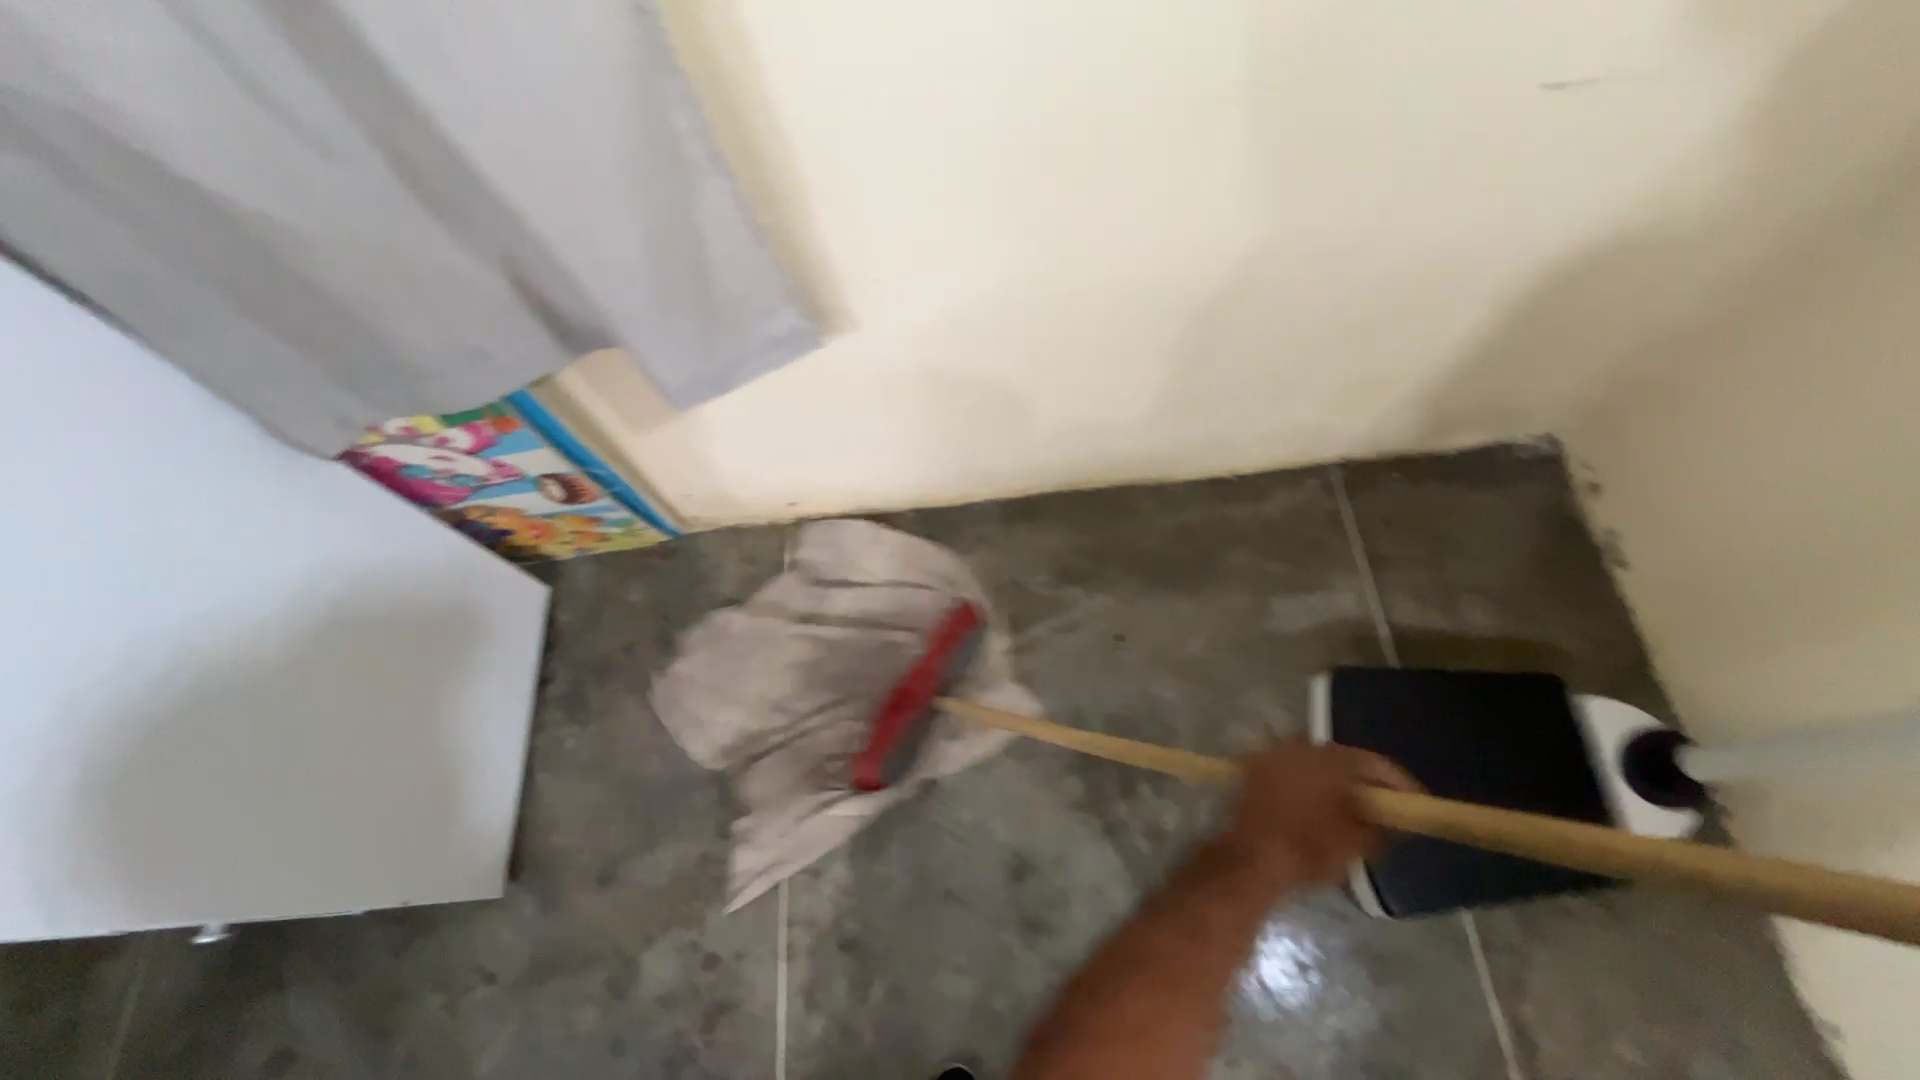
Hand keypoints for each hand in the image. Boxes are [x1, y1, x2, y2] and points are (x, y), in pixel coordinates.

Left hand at [1219, 738, 1419, 884]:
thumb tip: (1396, 821)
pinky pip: (1291, 771)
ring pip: (1315, 763)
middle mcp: (1300, 746)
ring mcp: (1273, 754)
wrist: (1250, 859)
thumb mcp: (1358, 844)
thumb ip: (1382, 827)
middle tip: (1382, 803)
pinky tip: (1316, 804)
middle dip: (1363, 779)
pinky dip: (1307, 783)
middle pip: (1343, 758)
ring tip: (1350, 805)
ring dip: (1334, 780)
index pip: (1375, 762)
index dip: (1398, 782)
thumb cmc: (1307, 850)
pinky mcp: (1253, 769)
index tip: (1415, 800)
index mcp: (1331, 758)